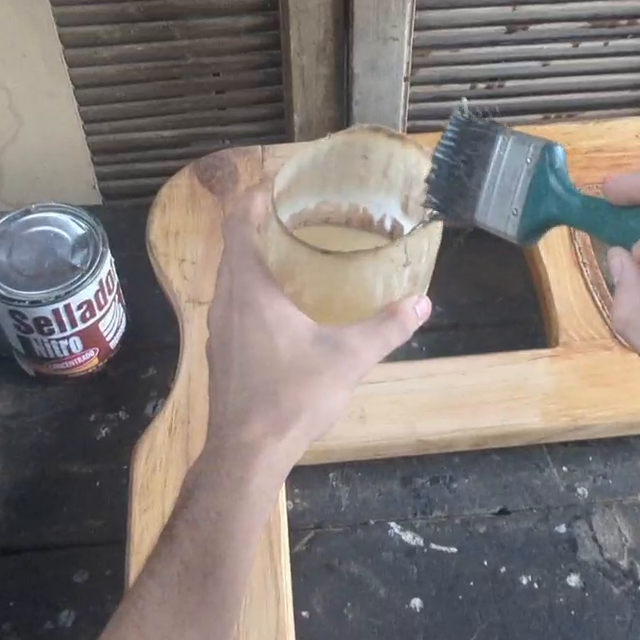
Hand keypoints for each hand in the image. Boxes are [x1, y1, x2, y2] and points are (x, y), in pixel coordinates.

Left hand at [203, 185, 430, 476]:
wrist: (246, 453)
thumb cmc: (291, 396)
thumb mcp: (347, 358)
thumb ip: (385, 328)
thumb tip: (421, 302)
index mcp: (250, 289)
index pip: (239, 225)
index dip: (253, 199)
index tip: (275, 186)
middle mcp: (226, 302)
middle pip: (233, 248)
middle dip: (257, 225)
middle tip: (295, 216)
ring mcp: (218, 330)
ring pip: (230, 279)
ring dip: (252, 259)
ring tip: (290, 255)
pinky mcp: (220, 354)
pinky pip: (233, 306)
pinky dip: (251, 291)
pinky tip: (280, 309)